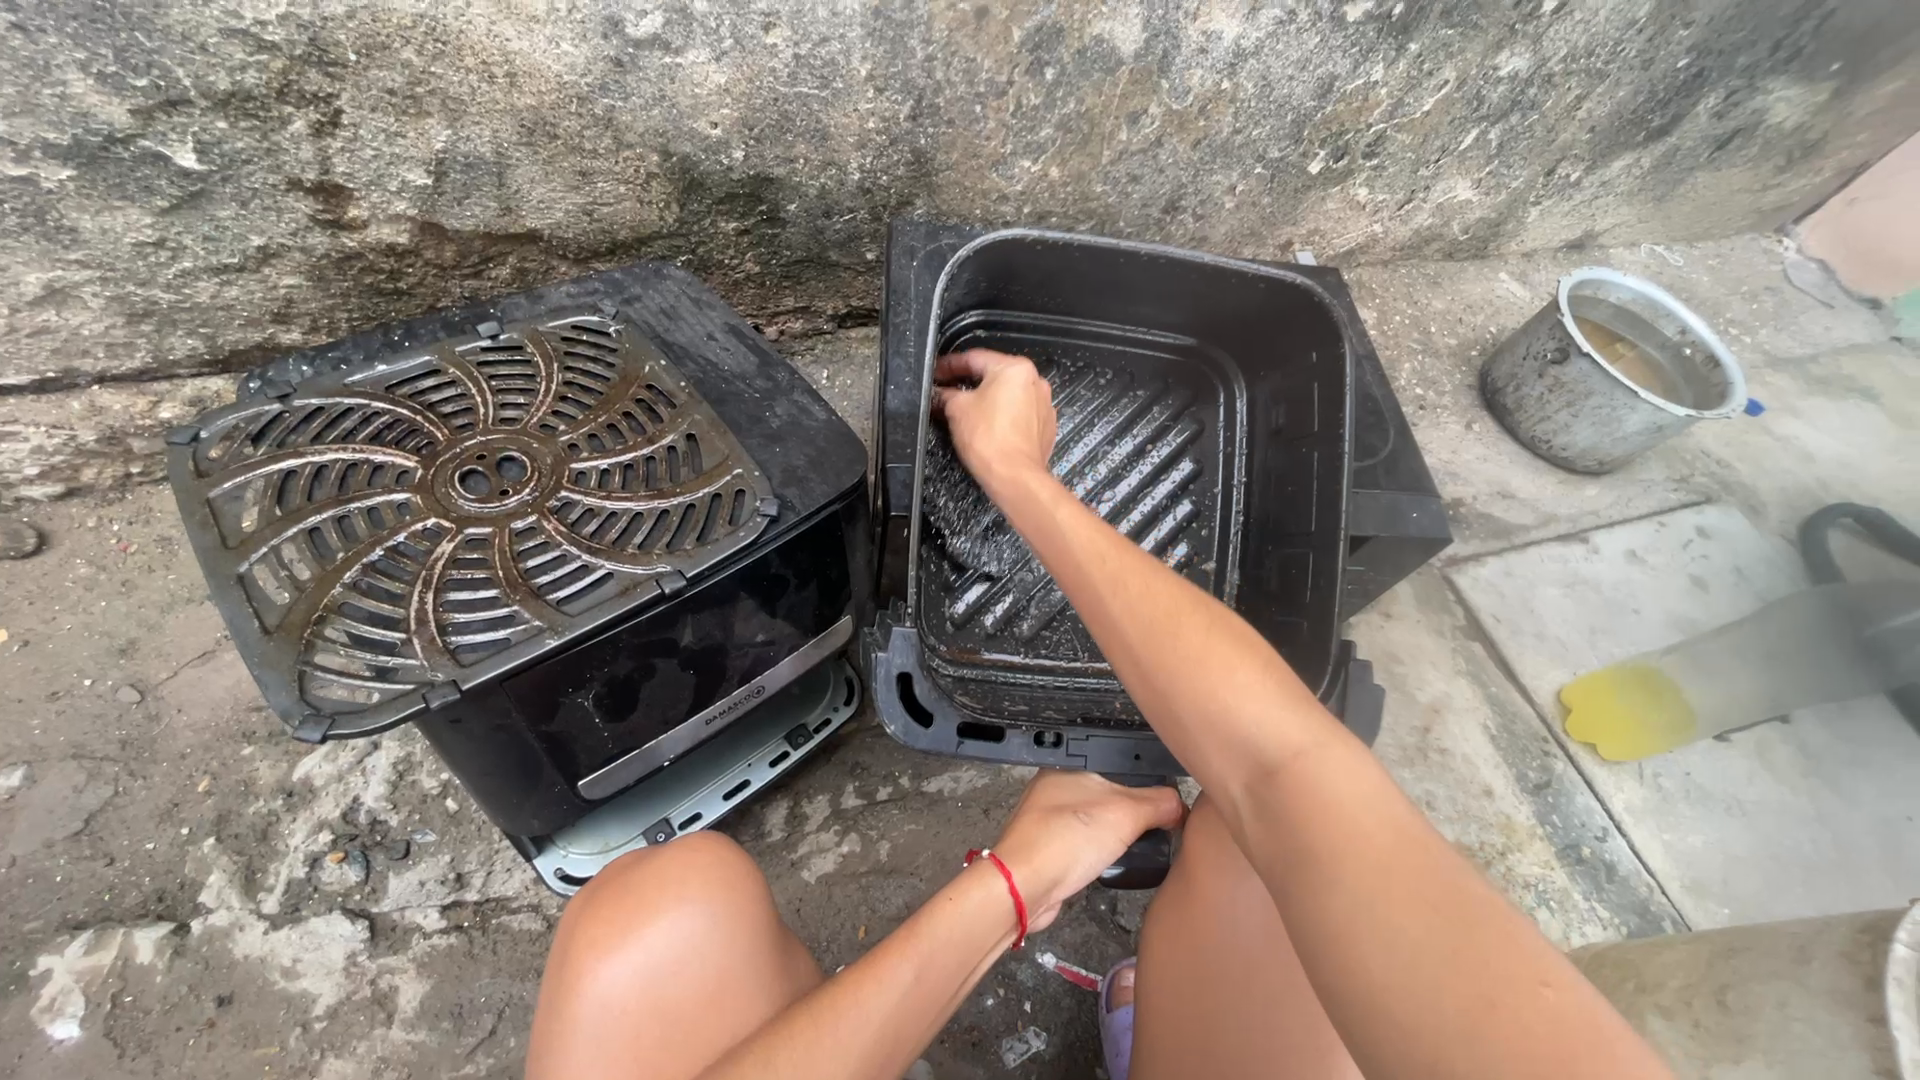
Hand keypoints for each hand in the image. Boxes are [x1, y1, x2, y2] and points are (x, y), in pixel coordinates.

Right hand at [932, 349, 1057, 496]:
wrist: (1015, 476)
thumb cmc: (988, 439)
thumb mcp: (957, 410)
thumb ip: (946, 395)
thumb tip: (940, 394)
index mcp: (1014, 369)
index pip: (975, 358)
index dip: (950, 365)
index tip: (937, 373)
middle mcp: (1035, 381)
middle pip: (994, 376)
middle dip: (969, 383)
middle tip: (948, 391)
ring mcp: (1044, 405)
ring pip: (1009, 396)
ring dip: (988, 400)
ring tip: (967, 413)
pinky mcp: (1046, 427)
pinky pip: (1020, 414)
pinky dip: (1004, 417)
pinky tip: (990, 428)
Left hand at [985, 771, 1185, 933]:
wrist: (1026, 886)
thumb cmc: (1067, 839)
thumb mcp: (1127, 813)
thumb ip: (1159, 803)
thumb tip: (1179, 806)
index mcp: (1067, 767)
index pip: (1114, 766)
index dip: (1142, 782)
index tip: (1163, 803)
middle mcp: (1054, 789)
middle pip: (1106, 795)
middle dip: (1130, 813)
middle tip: (1152, 828)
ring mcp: (1047, 820)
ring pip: (1095, 822)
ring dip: (1114, 836)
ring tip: (1131, 848)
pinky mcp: (1048, 849)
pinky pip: (1083, 846)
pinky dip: (1098, 854)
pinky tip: (1107, 863)